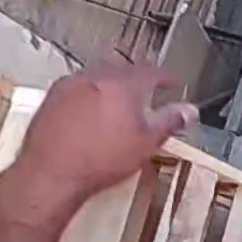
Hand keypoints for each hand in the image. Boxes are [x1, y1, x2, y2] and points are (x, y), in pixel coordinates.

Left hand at [1, 59, 196, 225]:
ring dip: (112, 84)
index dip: (166, 77)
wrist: (52, 173)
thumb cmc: (103, 160)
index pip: (152, 71)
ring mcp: (70, 85)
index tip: (174, 83)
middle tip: (148, 91)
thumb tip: (190, 110)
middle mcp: (96, 76)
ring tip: (120, 102)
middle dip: (137, 78)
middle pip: (123, 68)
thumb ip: (170, 122)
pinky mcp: (51, 98)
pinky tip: (91, 112)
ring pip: (98, 75)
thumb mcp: (145, 144)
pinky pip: (77, 87)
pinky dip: (91, 93)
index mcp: (123, 84)